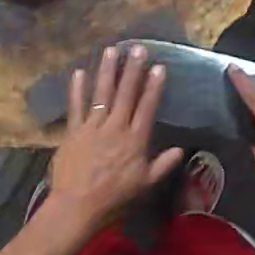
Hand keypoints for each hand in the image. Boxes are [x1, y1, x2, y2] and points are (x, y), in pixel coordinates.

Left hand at [43, 45, 184, 238]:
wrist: (78, 206)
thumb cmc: (115, 196)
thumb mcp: (145, 183)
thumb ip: (163, 164)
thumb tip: (180, 150)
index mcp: (135, 139)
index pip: (147, 107)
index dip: (154, 86)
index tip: (159, 67)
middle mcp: (115, 127)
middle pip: (126, 94)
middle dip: (133, 70)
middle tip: (138, 49)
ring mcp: (92, 127)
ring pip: (102, 94)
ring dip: (107, 71)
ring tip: (112, 51)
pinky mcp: (73, 132)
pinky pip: (76, 107)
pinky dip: (77, 90)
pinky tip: (79, 72)